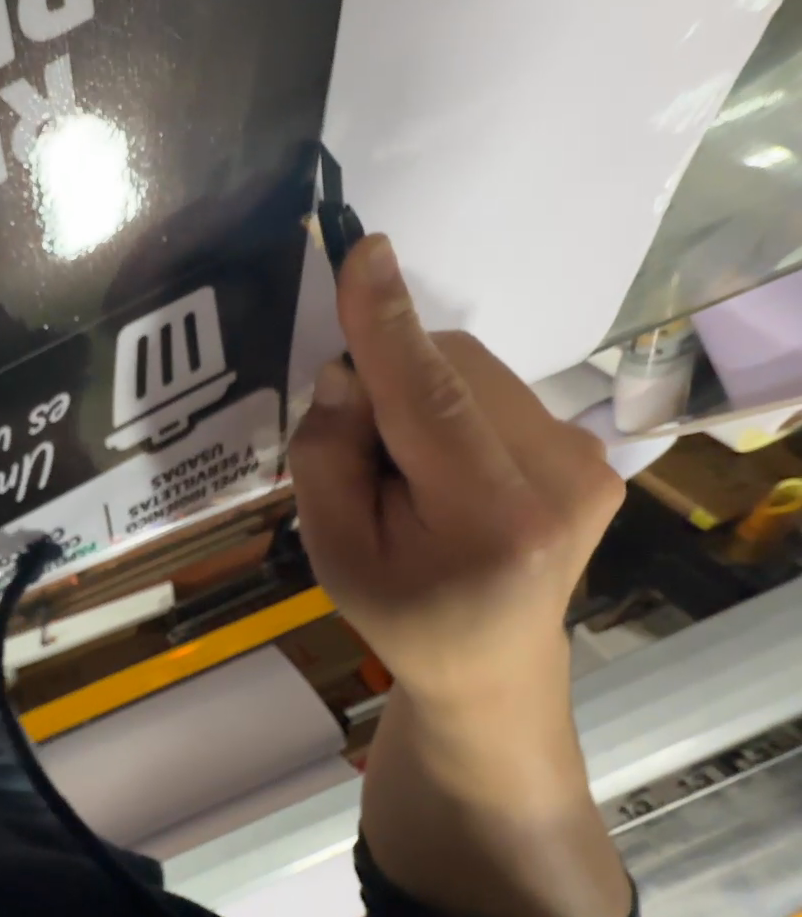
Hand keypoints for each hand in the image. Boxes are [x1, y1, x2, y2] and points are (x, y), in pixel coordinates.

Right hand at [288, 236, 625, 707]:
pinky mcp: (589, 449)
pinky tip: (440, 467)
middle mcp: (559, 475)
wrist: (488, 662)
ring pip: (468, 370)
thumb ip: (327, 457)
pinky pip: (490, 388)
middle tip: (357, 455)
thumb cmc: (397, 609)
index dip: (388, 326)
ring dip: (413, 396)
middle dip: (384, 383)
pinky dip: (444, 408)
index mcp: (487, 516)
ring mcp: (586, 459)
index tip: (366, 253)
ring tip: (404, 470)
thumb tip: (346, 375)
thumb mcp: (329, 547)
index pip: (429, 398)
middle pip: (448, 369)